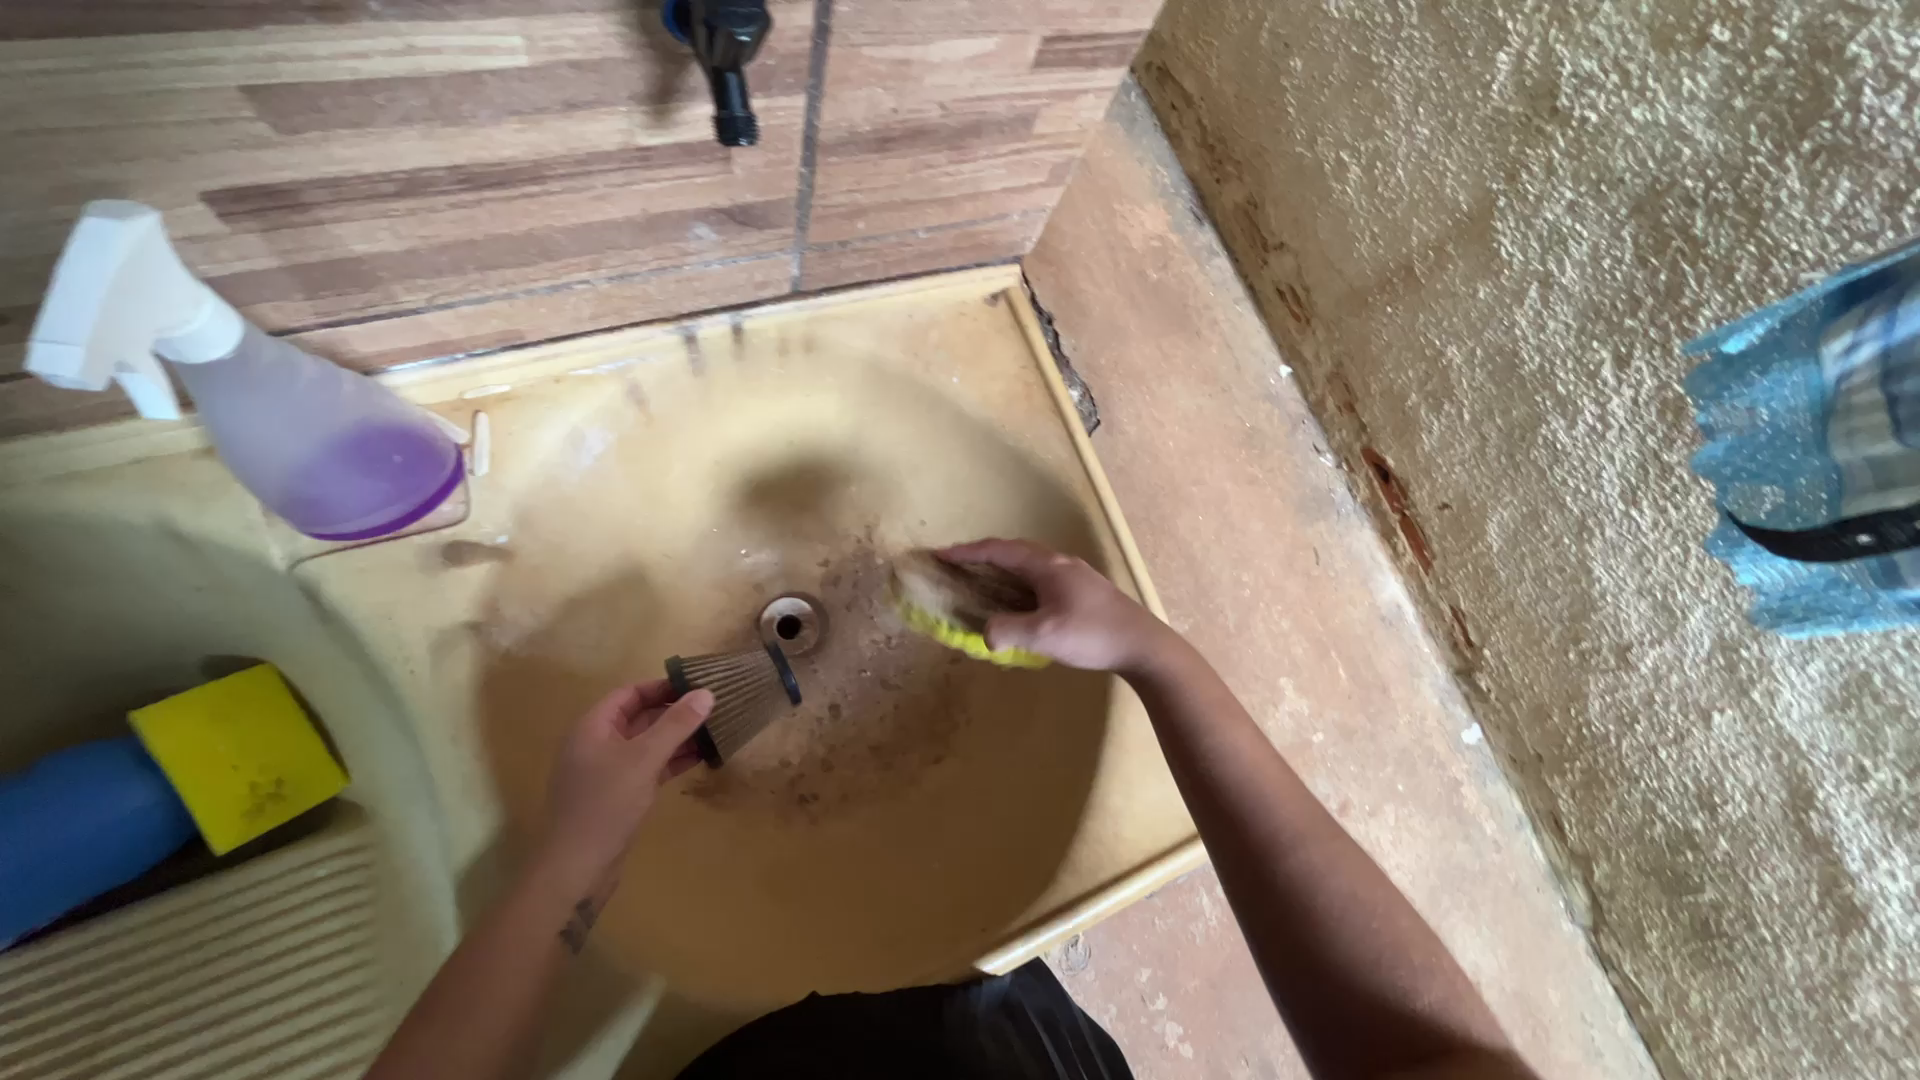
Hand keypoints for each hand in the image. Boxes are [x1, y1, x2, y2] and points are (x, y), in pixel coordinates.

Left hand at [538, 680, 712, 883]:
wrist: (577, 868)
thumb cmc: (606, 804)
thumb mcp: (644, 759)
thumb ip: (676, 724)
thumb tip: (706, 693)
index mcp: (593, 727)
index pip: (630, 693)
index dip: (662, 686)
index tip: (697, 684)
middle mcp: (598, 744)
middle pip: (640, 717)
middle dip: (675, 711)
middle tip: (713, 706)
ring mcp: (608, 771)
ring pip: (647, 743)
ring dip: (678, 737)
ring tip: (714, 729)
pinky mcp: (620, 794)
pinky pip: (649, 766)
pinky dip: (672, 760)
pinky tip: (701, 757)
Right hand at [940, 538, 1174, 673]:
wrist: (1143, 645)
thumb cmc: (1092, 635)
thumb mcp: (1044, 635)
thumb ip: (1007, 631)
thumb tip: (985, 633)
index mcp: (1047, 566)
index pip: (999, 550)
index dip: (967, 552)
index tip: (940, 554)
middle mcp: (1060, 562)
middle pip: (1013, 550)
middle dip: (982, 555)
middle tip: (957, 565)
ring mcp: (1074, 575)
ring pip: (1029, 563)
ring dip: (1002, 567)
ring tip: (981, 580)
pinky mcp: (1083, 590)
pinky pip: (1040, 577)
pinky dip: (1018, 581)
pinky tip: (1018, 600)